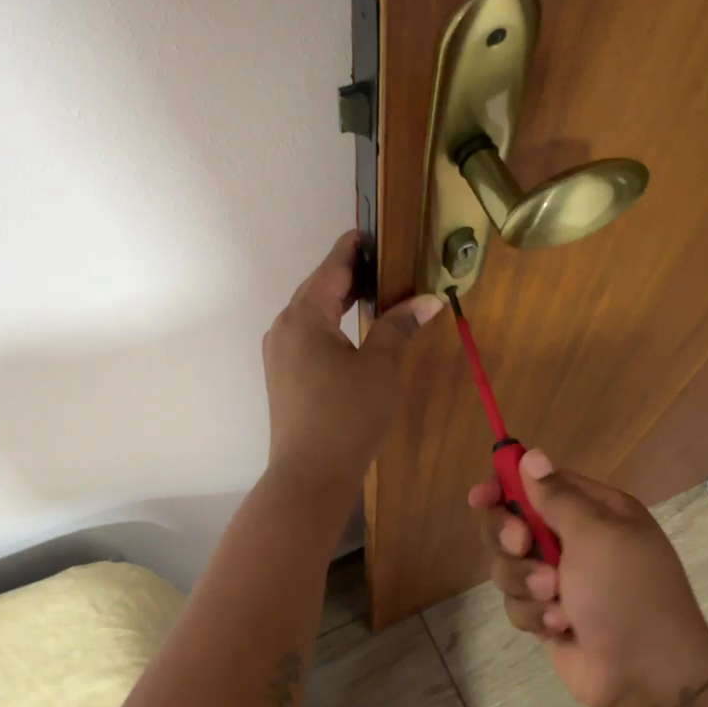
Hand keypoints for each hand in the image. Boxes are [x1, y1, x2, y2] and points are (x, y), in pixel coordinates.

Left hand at [264, 231, 443, 492]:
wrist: (310, 474)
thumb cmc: (347, 415)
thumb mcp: (380, 367)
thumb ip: (399, 326)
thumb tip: (428, 300)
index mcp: (304, 315)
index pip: (332, 268)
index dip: (354, 248)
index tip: (373, 231)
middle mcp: (284, 328)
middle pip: (318, 289)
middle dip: (348, 275)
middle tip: (383, 264)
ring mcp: (279, 355)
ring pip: (311, 316)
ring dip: (339, 303)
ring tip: (372, 295)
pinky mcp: (283, 378)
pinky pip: (308, 338)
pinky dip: (330, 327)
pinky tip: (352, 336)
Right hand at [469, 450, 707, 706]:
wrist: (646, 674)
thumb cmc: (627, 593)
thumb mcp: (596, 535)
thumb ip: (556, 496)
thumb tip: (532, 456)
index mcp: (595, 511)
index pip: (538, 484)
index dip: (505, 487)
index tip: (481, 498)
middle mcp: (576, 540)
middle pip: (512, 522)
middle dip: (510, 538)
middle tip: (522, 546)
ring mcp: (561, 578)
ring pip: (509, 566)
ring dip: (526, 583)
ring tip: (557, 601)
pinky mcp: (548, 613)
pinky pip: (517, 603)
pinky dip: (535, 614)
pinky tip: (562, 627)